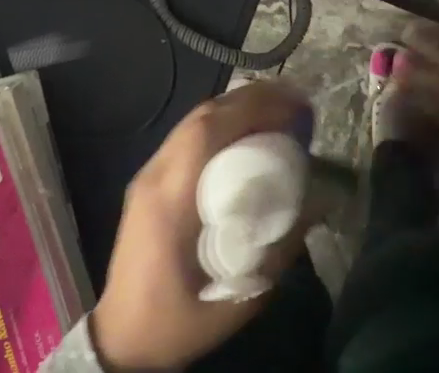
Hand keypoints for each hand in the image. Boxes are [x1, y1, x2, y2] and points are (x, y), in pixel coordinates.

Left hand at [89, 81, 313, 371]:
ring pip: (192, 122)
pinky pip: (186, 137)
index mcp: (170, 200)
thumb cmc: (175, 321)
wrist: (121, 339)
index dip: (252, 108)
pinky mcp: (148, 182)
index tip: (293, 106)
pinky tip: (246, 135)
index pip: (207, 131)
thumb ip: (277, 252)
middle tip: (294, 102)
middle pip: (201, 117)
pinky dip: (220, 125)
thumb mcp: (235, 299)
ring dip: (235, 108)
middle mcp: (154, 176)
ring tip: (276, 111)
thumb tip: (317, 205)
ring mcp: (147, 176)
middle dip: (250, 99)